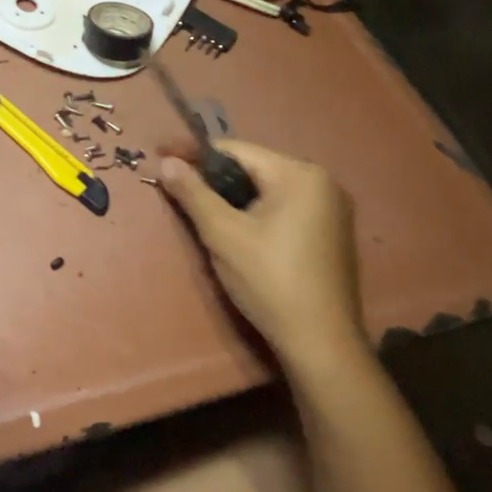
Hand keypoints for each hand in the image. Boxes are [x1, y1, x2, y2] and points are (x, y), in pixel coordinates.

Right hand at [158, 142, 365, 369]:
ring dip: (231, 195)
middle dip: (212, 176)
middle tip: (176, 186)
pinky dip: (254, 211)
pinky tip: (234, 229)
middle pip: (252, 167)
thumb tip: (167, 161)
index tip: (159, 155)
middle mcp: (322, 182)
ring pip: (266, 189)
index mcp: (300, 174)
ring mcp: (331, 209)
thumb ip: (193, 192)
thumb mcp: (222, 233)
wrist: (320, 341)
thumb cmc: (269, 280)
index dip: (194, 153)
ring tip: (198, 208)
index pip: (236, 150)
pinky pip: (283, 207)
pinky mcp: (330, 233)